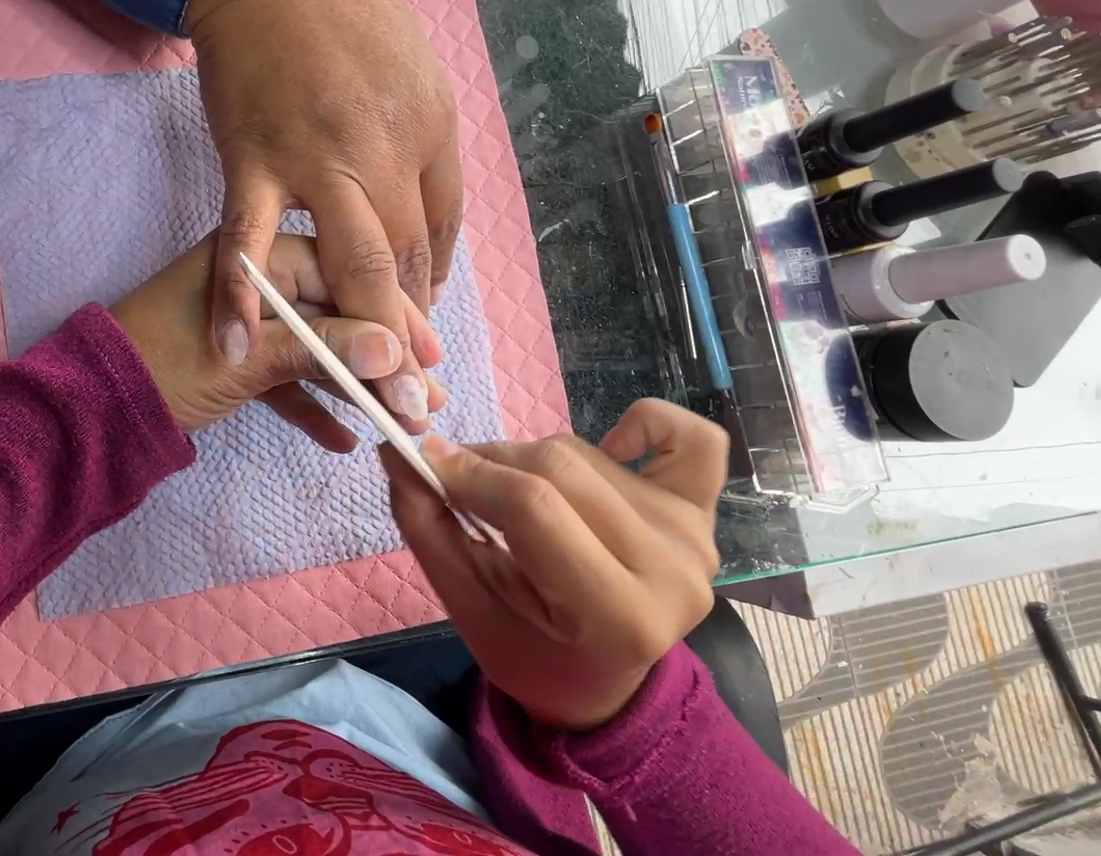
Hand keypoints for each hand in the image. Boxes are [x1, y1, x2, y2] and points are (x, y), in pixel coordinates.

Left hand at [113, 233, 445, 450]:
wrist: (93, 408)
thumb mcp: (249, 356)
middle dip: (383, 362)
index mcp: (256, 257)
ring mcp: (246, 326)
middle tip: (428, 401)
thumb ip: (321, 349)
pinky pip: (282, 381)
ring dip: (355, 389)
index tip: (429, 358)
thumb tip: (395, 352)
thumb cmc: (166, 364)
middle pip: (335, 319)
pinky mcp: (235, 365)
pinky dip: (308, 408)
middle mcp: (256, 285)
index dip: (390, 318)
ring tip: (404, 424)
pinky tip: (343, 439)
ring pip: (314, 354)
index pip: (342, 276)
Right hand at [185, 0, 462, 429]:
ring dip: (355, 334)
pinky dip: (240, 299)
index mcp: (430, 126)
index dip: (430, 289)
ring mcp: (317, 157)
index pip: (439, 231)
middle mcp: (385, 148)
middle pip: (405, 259)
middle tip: (410, 394)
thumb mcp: (414, 72)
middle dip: (410, 334)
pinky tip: (235, 349)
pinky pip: (249, 242)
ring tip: (357, 391)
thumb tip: (425, 228)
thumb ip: (425, 151)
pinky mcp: (252, 162)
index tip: (420, 330)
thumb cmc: (343, 16)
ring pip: (348, 262)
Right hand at [380, 400, 725, 729]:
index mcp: (617, 614)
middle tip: (456, 482)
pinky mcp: (704, 513)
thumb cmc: (526, 650)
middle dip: (488, 463)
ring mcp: (696, 538)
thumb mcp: (462, 602)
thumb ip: (426, 524)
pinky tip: (611, 447)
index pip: (531, 506)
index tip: (420, 460)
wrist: (597, 678)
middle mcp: (674, 571)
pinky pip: (692, 438)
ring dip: (530, 459)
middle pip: (557, 467)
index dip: (466, 472)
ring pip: (584, 452)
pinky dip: (646, 422)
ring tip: (515, 498)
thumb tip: (397, 449)